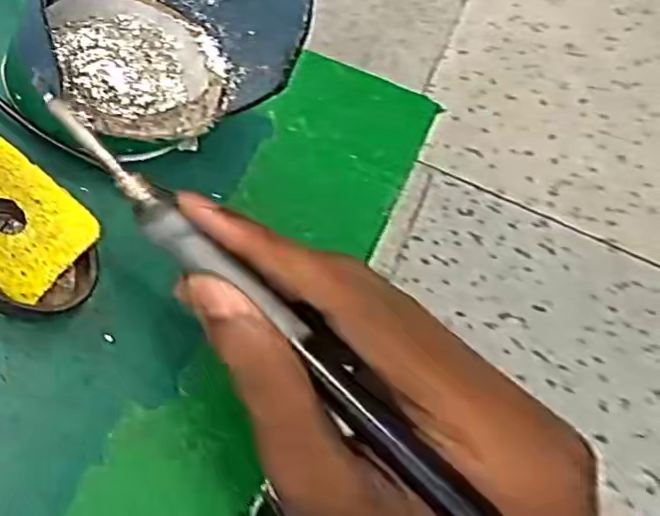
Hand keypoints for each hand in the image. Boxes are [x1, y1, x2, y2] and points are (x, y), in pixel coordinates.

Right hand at [175, 194, 595, 515]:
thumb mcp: (319, 484)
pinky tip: (264, 309)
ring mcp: (494, 401)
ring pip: (366, 304)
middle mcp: (505, 400)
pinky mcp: (470, 404)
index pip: (353, 301)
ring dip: (282, 281)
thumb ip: (268, 385)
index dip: (264, 247)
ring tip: (211, 268)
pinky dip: (309, 309)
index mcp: (488, 424)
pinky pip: (375, 329)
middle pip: (363, 294)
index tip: (192, 209)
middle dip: (266, 259)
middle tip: (186, 236)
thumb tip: (206, 287)